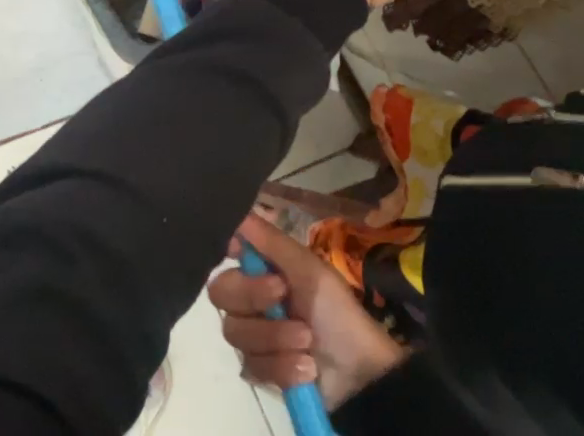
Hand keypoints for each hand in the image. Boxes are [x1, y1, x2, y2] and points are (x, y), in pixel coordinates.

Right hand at [208, 213, 406, 408]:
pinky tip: (306, 368)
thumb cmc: (337, 312)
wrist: (362, 373)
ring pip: (236, 332)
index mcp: (262, 271)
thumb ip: (271, 241)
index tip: (237, 253)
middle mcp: (250, 299)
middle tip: (283, 298)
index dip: (224, 251)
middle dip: (253, 296)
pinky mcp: (259, 370)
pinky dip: (282, 367)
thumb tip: (239, 210)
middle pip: (221, 292)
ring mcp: (252, 336)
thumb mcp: (309, 270)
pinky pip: (251, 366)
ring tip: (308, 343)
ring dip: (276, 338)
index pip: (224, 253)